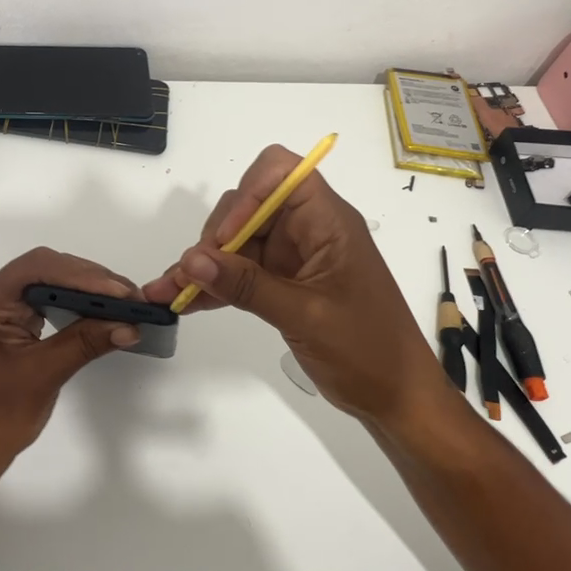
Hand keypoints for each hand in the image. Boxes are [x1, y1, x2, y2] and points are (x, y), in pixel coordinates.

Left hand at [0, 248, 140, 461]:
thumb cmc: (0, 409)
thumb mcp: (45, 372)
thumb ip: (85, 342)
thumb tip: (130, 325)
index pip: (38, 268)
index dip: (80, 274)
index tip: (118, 291)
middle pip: (47, 267)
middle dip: (89, 278)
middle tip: (130, 295)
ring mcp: (6, 305)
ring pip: (52, 279)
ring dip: (88, 288)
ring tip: (125, 301)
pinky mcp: (18, 319)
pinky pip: (51, 298)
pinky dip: (78, 301)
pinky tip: (102, 310)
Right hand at [144, 145, 453, 429]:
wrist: (398, 398)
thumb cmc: (369, 351)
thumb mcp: (306, 317)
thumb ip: (247, 286)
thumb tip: (191, 261)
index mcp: (327, 221)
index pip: (281, 171)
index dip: (247, 193)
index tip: (226, 238)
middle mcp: (308, 229)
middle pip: (248, 204)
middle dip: (216, 236)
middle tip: (194, 274)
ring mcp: (293, 256)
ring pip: (236, 240)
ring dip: (204, 263)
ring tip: (171, 290)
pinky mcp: (282, 282)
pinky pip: (239, 271)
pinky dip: (213, 284)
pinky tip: (182, 301)